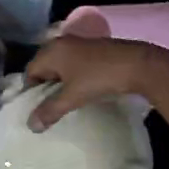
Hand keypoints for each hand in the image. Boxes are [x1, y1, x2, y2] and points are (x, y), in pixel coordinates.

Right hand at [23, 36, 168, 130]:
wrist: (139, 65)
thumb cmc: (99, 78)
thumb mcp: (72, 97)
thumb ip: (50, 110)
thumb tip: (31, 126)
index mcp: (52, 50)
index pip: (30, 71)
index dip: (31, 91)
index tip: (37, 108)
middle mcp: (62, 43)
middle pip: (44, 67)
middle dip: (45, 87)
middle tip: (50, 106)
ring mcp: (80, 44)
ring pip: (61, 66)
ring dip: (61, 83)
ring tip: (66, 101)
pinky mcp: (94, 49)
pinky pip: (75, 64)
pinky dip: (74, 77)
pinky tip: (82, 91)